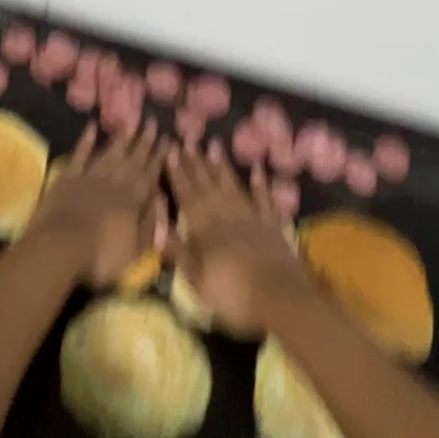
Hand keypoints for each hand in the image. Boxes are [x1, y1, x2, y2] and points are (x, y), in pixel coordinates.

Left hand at [28, 120, 165, 285]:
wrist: (58, 248)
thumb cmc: (100, 257)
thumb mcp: (136, 252)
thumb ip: (150, 226)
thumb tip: (160, 203)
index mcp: (132, 200)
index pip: (149, 176)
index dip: (159, 158)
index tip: (168, 140)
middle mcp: (113, 183)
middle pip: (132, 160)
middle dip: (144, 142)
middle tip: (152, 122)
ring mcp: (89, 178)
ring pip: (109, 154)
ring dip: (121, 139)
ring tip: (132, 123)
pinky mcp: (66, 179)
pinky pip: (79, 155)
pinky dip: (85, 141)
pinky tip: (91, 127)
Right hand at [165, 140, 312, 335]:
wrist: (280, 298)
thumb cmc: (232, 293)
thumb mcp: (196, 279)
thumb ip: (178, 251)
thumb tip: (158, 228)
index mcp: (204, 228)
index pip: (187, 195)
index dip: (178, 173)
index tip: (172, 150)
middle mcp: (225, 215)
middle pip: (207, 185)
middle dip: (196, 162)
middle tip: (189, 139)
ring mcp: (251, 218)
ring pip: (232, 186)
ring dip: (222, 166)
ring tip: (214, 145)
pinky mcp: (272, 225)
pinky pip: (265, 200)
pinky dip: (261, 185)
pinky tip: (258, 170)